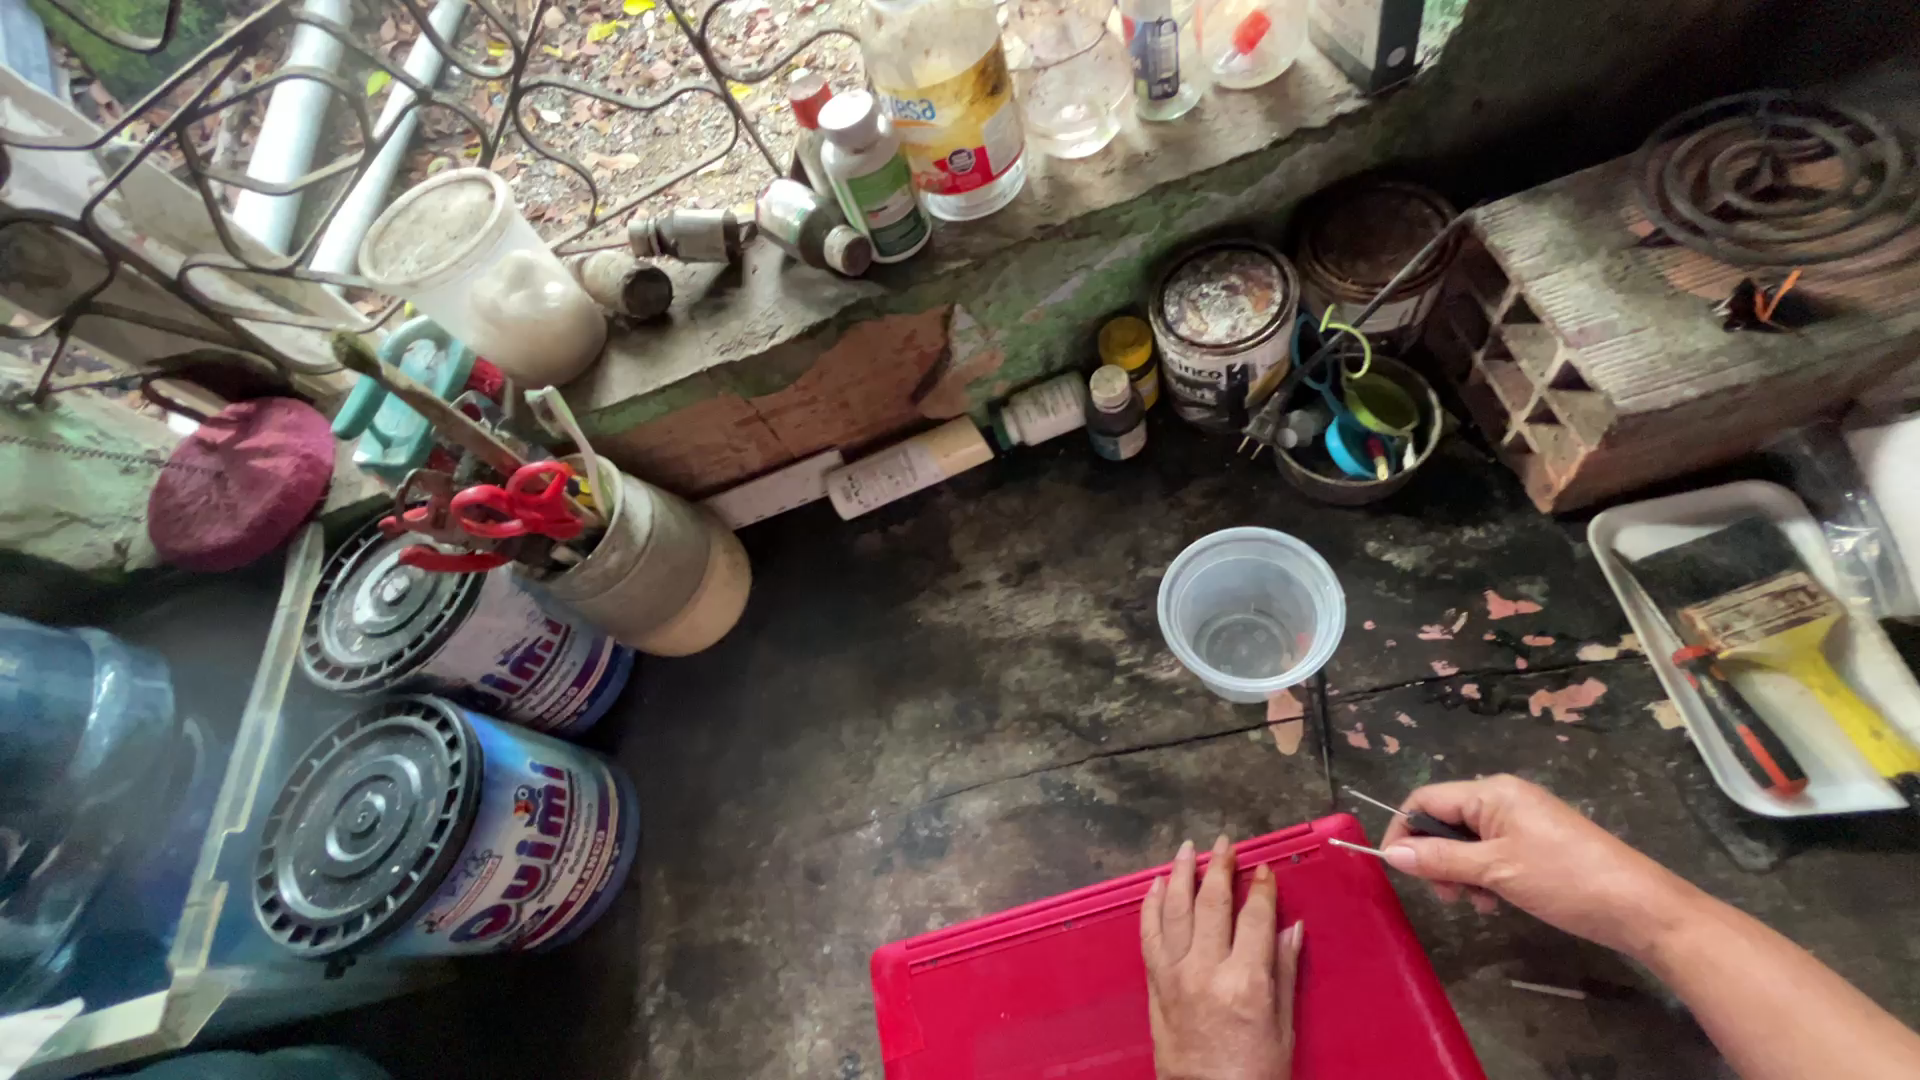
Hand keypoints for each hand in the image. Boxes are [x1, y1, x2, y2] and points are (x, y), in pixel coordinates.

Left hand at [1141, 835, 1303, 1079]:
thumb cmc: (1256, 1074)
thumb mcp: (1283, 1028)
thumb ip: (1282, 971)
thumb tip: (1291, 927)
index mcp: (1245, 982)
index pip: (1254, 918)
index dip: (1261, 889)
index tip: (1264, 868)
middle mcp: (1206, 970)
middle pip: (1212, 903)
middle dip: (1219, 867)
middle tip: (1224, 843)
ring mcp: (1175, 974)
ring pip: (1176, 909)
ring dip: (1182, 874)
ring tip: (1187, 848)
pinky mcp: (1156, 982)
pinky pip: (1149, 934)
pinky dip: (1152, 905)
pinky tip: (1157, 885)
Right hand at [1380, 774, 1701, 957]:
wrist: (1648, 912)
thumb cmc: (1566, 881)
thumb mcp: (1495, 871)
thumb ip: (1439, 859)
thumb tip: (1390, 854)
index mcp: (1490, 792)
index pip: (1425, 800)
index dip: (1404, 830)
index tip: (1397, 867)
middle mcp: (1503, 797)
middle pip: (1444, 819)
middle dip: (1435, 856)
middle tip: (1445, 895)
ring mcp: (1524, 819)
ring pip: (1467, 839)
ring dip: (1460, 870)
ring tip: (1475, 902)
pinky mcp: (1539, 841)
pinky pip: (1492, 849)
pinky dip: (1484, 873)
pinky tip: (1495, 899)